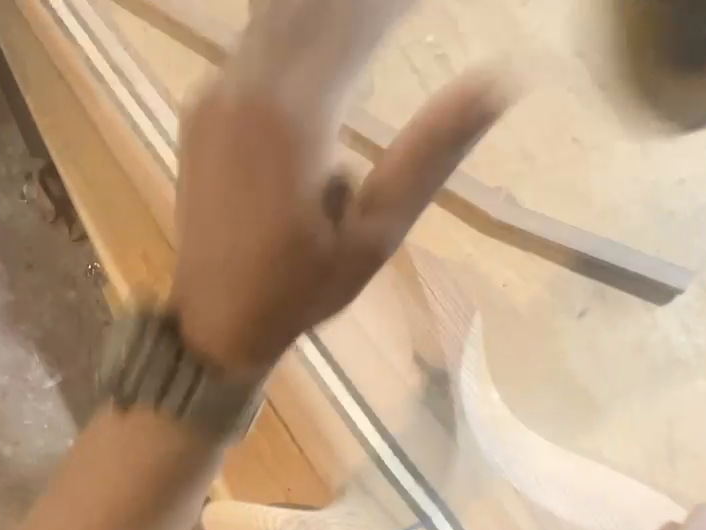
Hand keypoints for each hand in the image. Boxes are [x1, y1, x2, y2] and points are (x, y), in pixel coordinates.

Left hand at [170, 0, 514, 374]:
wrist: (212, 322)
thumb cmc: (298, 294)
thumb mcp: (376, 237)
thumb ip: (430, 153)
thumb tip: (503, 81)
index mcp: (291, 116)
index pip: (358, 15)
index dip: (398, 3)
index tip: (433, 4)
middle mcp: (243, 85)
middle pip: (314, 4)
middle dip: (367, 5)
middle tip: (406, 13)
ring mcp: (215, 92)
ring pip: (281, 13)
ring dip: (334, 10)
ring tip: (378, 20)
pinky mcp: (202, 105)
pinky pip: (257, 41)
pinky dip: (301, 25)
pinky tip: (332, 30)